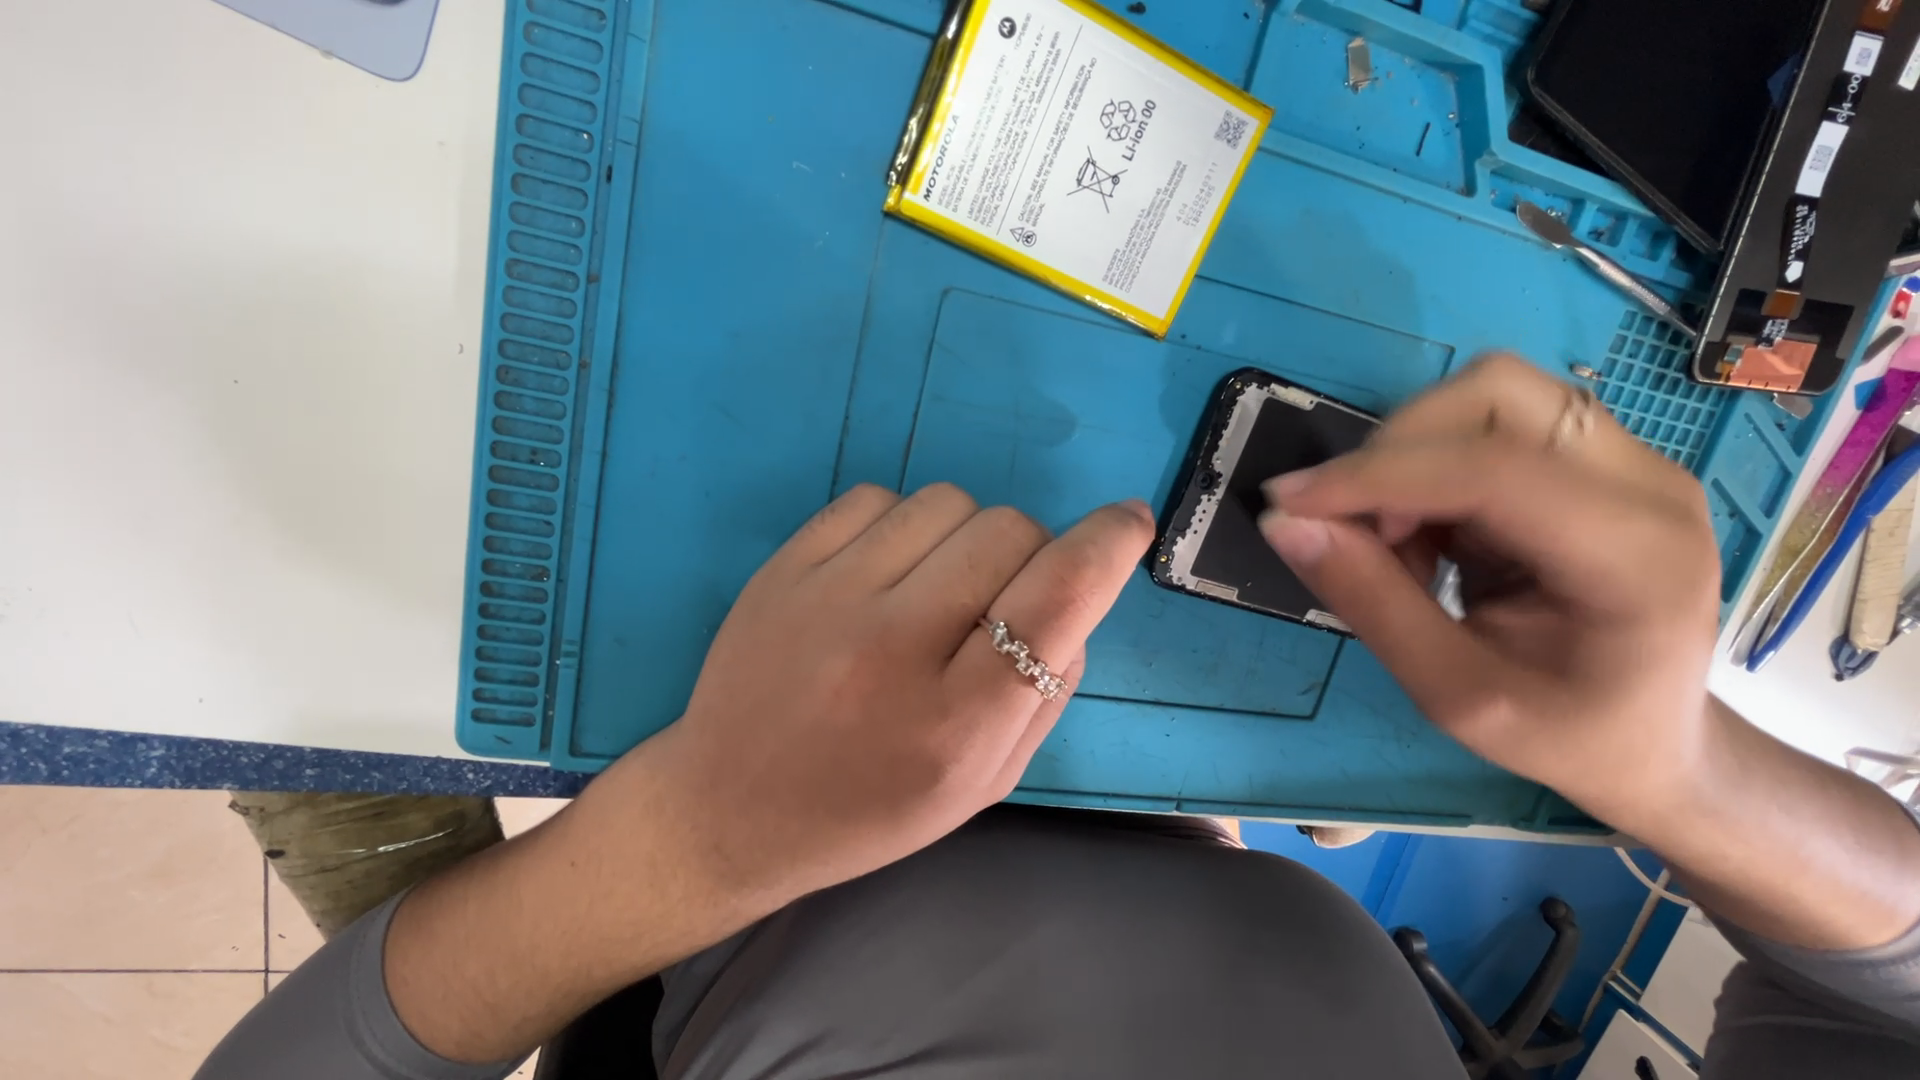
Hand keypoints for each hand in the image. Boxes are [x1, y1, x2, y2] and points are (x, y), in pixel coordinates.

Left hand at [619, 483, 1154, 908]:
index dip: (1108, 546)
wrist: (730, 809)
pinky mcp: (781, 565)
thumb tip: (1075, 595)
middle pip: (1009, 530)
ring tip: (933, 589)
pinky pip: (879, 496)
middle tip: (996, 599)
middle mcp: (891, 649)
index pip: (1056, 600)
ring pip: (948, 500)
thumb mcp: (986, 782)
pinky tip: (881, 576)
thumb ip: (1049, 691)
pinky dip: (902, 525)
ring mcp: (827, 597)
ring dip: (966, 535)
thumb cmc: (871, 810)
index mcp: (955, 724)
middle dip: (1030, 553)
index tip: (1128, 522)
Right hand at [1258, 354, 1721, 821]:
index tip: (1285, 502)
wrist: (1651, 741)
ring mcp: (1626, 460)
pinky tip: (1426, 536)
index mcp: (1635, 558)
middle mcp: (1645, 483)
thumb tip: (1283, 524)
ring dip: (1409, 455)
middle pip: (1495, 395)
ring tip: (1398, 538)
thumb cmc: (1562, 733)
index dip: (1375, 477)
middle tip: (1359, 531)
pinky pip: (1483, 422)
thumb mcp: (1454, 695)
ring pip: (1485, 395)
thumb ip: (1372, 603)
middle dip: (1396, 451)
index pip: (1492, 471)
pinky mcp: (1594, 458)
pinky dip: (1425, 467)